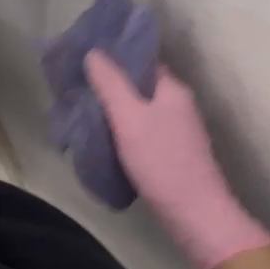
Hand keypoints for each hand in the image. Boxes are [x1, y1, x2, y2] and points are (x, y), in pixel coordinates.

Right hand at [83, 52, 269, 268]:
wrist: (195, 215)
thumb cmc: (161, 161)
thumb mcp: (129, 117)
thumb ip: (110, 83)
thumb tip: (93, 53)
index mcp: (172, 89)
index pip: (140, 59)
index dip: (113, 54)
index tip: (82, 55)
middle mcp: (177, 104)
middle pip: (137, 83)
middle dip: (107, 81)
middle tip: (74, 82)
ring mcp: (176, 129)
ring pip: (137, 106)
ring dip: (112, 105)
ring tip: (80, 106)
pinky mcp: (169, 151)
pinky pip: (139, 127)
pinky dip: (120, 126)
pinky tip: (100, 133)